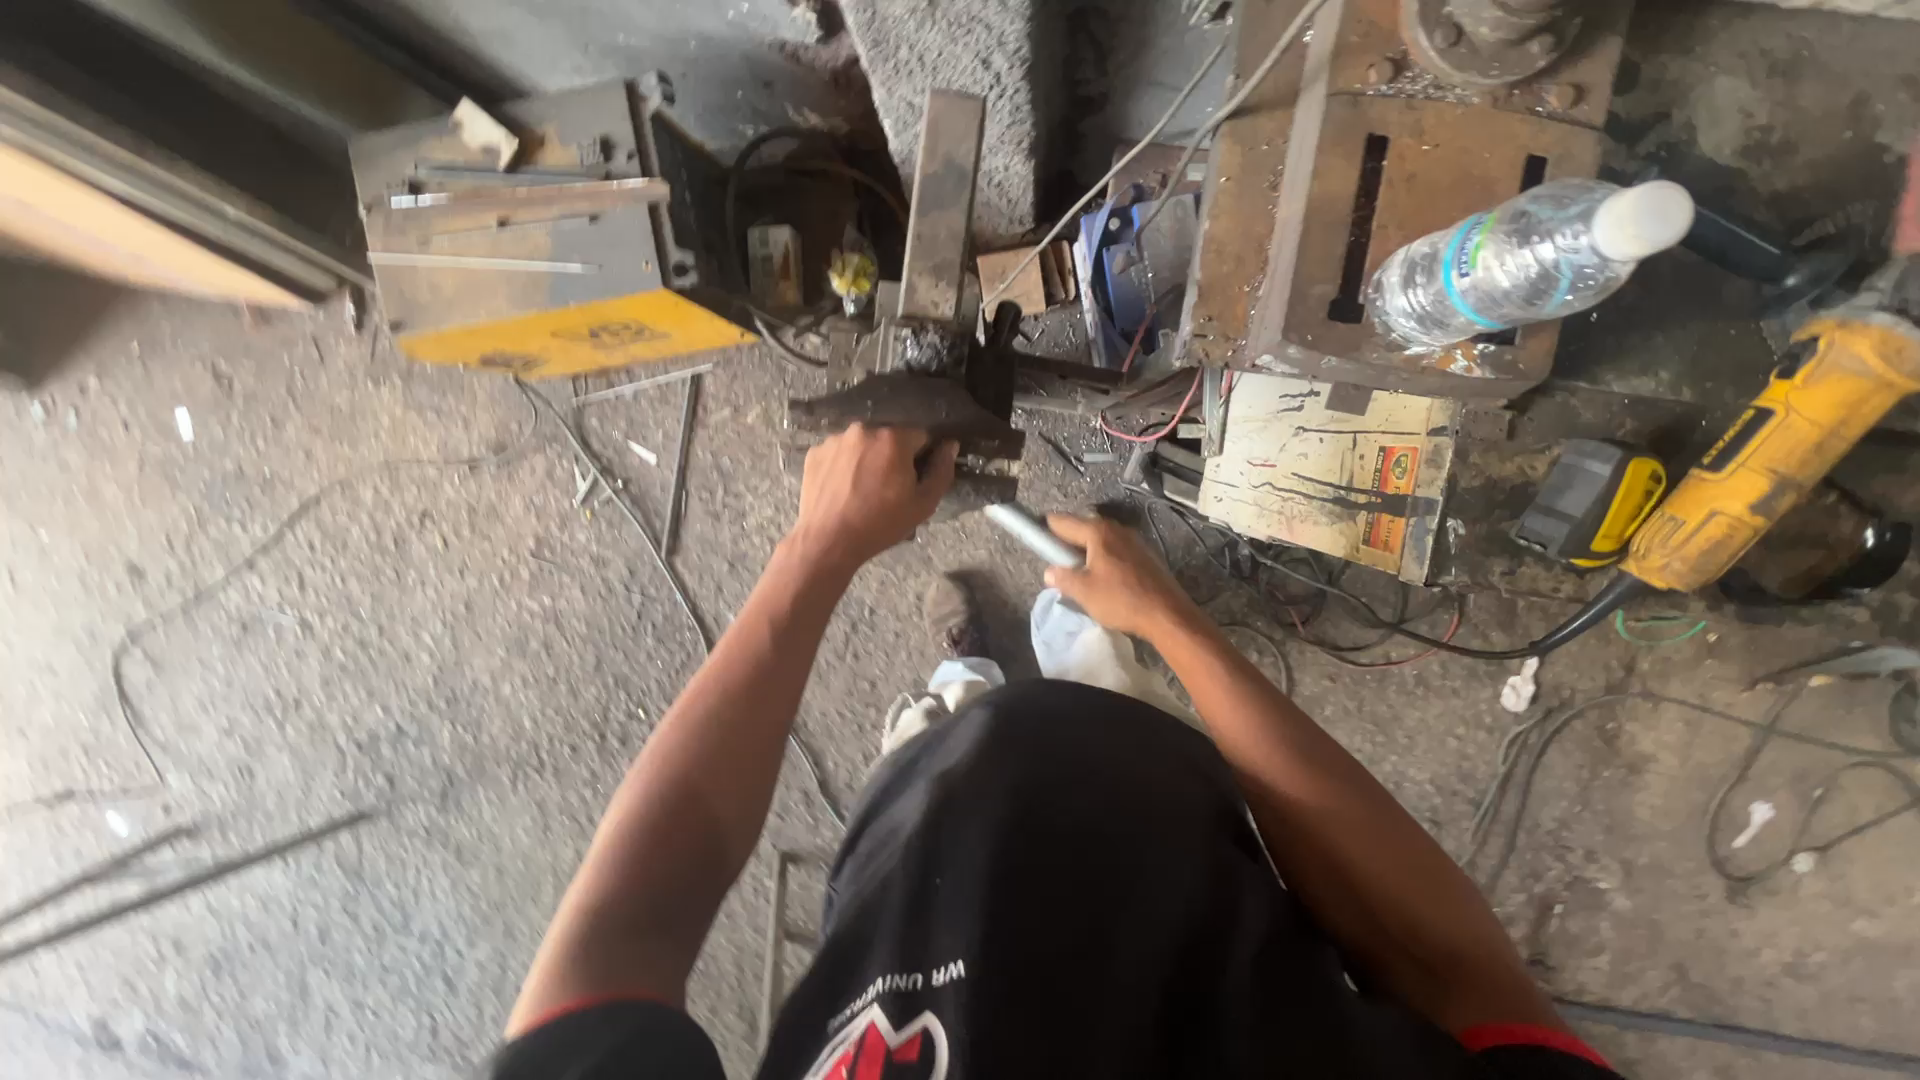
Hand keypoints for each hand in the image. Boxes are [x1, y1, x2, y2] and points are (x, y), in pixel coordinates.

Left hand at [788, 424, 957, 571]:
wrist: (829, 541)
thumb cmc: (881, 524)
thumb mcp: (924, 504)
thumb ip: (942, 470)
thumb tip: (949, 445)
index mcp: (893, 438)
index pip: (920, 436)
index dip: (920, 459)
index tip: (911, 482)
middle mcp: (863, 429)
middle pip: (889, 438)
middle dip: (892, 457)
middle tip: (887, 489)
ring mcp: (836, 440)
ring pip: (863, 444)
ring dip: (867, 459)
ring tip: (862, 491)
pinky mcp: (815, 452)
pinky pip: (839, 453)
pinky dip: (844, 466)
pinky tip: (843, 490)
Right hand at [1044, 513, 1202, 640]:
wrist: (1166, 614)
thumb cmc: (1121, 600)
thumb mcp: (1083, 592)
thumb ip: (1062, 577)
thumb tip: (1050, 571)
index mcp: (1098, 532)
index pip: (1063, 521)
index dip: (1046, 527)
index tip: (1035, 535)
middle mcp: (1116, 529)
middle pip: (1083, 528)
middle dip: (1067, 540)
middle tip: (1056, 560)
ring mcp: (1134, 541)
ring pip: (1101, 540)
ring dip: (1087, 551)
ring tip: (1078, 572)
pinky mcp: (1145, 556)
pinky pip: (1116, 550)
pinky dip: (1104, 558)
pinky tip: (1103, 578)